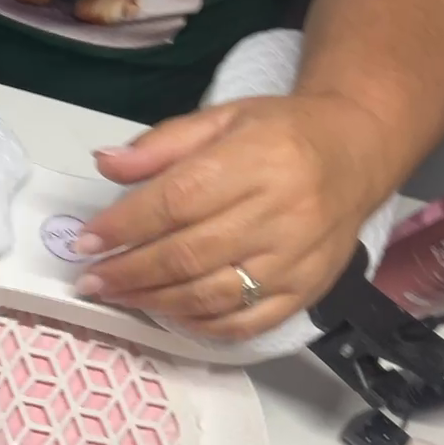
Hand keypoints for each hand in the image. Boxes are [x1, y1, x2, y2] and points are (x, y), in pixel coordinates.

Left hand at [74, 94, 396, 339]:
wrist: (358, 151)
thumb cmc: (278, 135)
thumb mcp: (220, 120)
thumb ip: (160, 145)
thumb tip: (104, 162)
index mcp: (259, 161)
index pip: (177, 200)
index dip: (124, 226)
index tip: (85, 243)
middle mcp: (282, 213)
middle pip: (188, 254)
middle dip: (128, 272)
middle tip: (90, 280)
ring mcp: (296, 259)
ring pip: (210, 294)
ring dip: (152, 301)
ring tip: (116, 296)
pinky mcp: (306, 290)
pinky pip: (243, 323)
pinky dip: (198, 324)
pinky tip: (167, 314)